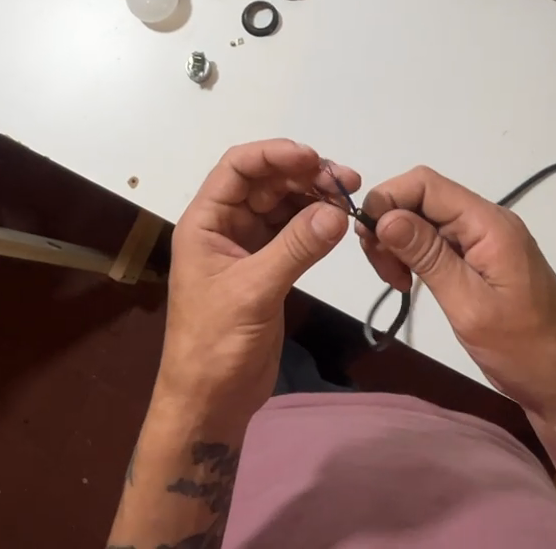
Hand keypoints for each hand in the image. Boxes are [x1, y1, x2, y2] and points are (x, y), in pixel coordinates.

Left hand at [156, 140, 356, 420]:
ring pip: (282, 205)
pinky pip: (292, 232)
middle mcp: (224, 225)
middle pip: (265, 182)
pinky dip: (315, 224)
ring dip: (313, 197)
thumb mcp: (253, 291)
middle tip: (347, 182)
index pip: (238, 167)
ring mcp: (246, 245)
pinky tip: (339, 222)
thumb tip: (337, 211)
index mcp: (205, 220)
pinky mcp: (266, 267)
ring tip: (349, 198)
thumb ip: (295, 248)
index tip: (313, 158)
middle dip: (303, 175)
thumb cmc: (214, 343)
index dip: (273, 154)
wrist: (209, 401)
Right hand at [358, 166, 555, 423]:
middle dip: (389, 223)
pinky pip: (436, 239)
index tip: (370, 242)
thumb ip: (427, 256)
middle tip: (384, 270)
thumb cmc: (524, 352)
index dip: (388, 200)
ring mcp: (484, 239)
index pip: (425, 184)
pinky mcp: (480, 258)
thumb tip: (384, 216)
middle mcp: (486, 221)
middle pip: (421, 197)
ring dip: (398, 241)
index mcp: (489, 224)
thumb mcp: (469, 306)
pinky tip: (409, 281)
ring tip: (396, 280)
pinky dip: (414, 254)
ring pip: (424, 217)